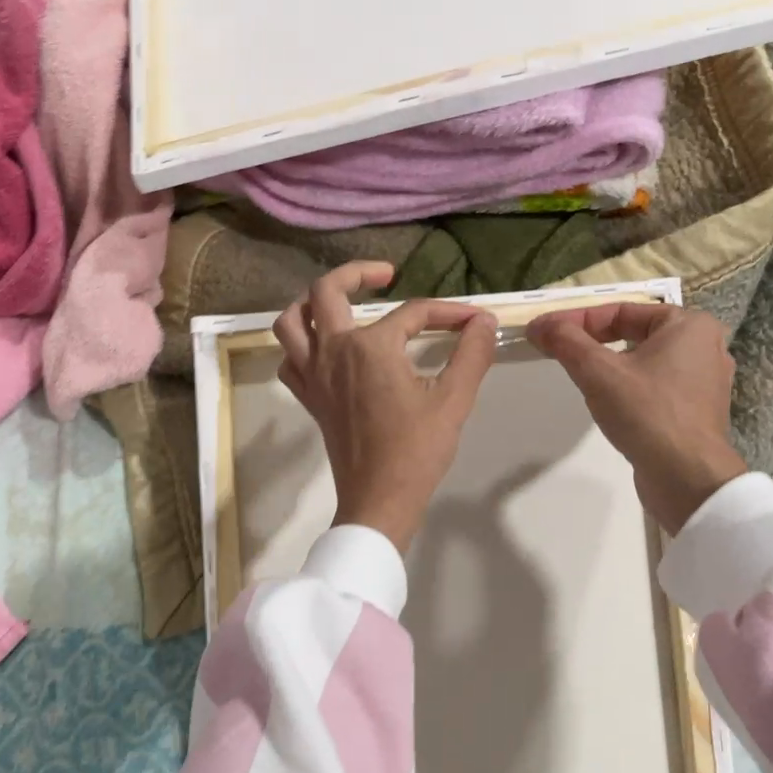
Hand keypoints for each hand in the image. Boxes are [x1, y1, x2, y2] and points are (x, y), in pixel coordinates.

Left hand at [274, 262, 498, 553]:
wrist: (379, 499)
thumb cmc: (417, 451)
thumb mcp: (454, 400)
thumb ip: (471, 354)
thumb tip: (483, 321)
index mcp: (369, 347)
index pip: (412, 313)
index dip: (447, 313)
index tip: (474, 321)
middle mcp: (332, 352)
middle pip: (326, 292)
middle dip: (355, 273)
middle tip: (385, 275)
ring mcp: (314, 376)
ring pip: (291, 323)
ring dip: (310, 304)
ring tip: (340, 303)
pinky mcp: (309, 399)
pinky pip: (290, 361)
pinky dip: (300, 347)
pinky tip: (325, 350)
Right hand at [528, 302, 748, 534]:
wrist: (686, 476)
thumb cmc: (646, 413)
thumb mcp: (598, 372)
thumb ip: (567, 342)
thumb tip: (539, 324)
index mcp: (690, 325)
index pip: (621, 310)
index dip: (576, 319)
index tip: (543, 330)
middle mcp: (705, 346)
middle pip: (634, 333)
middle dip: (593, 340)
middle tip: (558, 350)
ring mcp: (705, 380)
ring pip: (644, 360)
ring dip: (609, 363)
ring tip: (579, 374)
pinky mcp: (697, 410)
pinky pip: (655, 385)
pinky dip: (628, 385)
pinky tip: (609, 401)